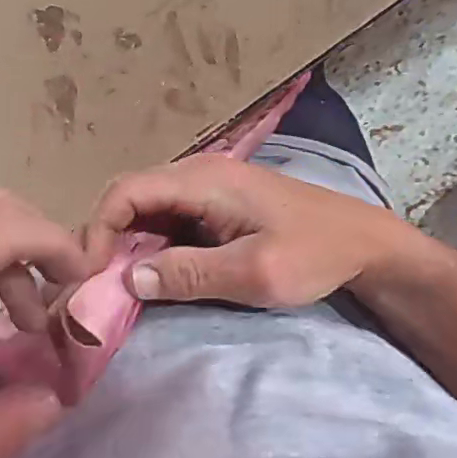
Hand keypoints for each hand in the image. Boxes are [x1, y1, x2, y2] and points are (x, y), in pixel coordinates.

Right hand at [84, 156, 435, 307]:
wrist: (364, 244)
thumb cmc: (316, 254)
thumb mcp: (257, 274)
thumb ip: (190, 274)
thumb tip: (127, 278)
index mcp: (203, 179)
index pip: (126, 191)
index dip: (99, 229)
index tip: (92, 274)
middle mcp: (197, 173)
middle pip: (129, 197)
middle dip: (107, 239)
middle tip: (100, 284)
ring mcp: (205, 187)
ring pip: (144, 209)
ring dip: (127, 244)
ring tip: (120, 284)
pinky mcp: (213, 204)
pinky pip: (166, 219)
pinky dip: (150, 245)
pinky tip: (154, 273)